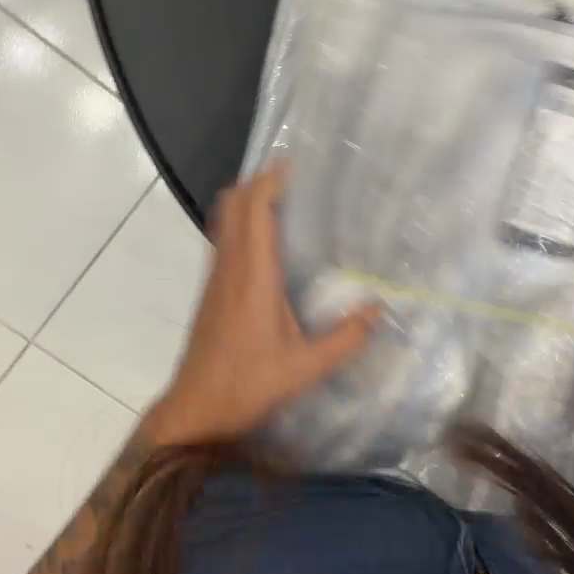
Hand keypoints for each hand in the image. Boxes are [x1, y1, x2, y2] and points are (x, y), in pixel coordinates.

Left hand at [140, 165, 379, 446]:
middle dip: (258, 182)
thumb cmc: (248, 384)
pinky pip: (223, 240)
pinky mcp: (209, 291)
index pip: (255, 209)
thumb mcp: (305, 368)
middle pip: (234, 204)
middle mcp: (230, 267)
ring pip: (224, 220)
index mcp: (253, 275)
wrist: (195, 409)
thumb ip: (345, 339)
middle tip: (292, 178)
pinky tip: (266, 244)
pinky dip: (240, 224)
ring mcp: (215, 277)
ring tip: (283, 201)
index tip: (293, 165)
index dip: (270, 180)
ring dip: (247, 201)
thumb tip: (378, 309)